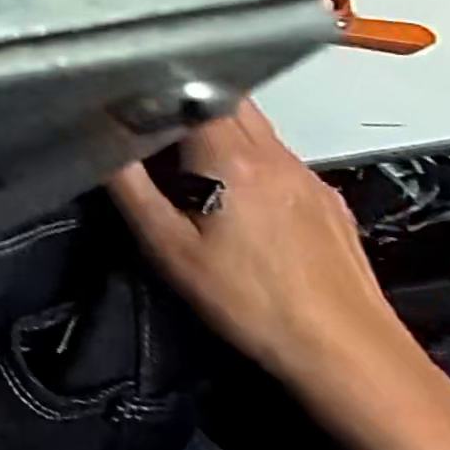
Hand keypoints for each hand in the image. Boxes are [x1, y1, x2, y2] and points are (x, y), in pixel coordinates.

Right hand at [110, 103, 449, 449]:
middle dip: (186, 103)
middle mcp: (275, 155)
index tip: (131, 110)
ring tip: (188, 167)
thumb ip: (128, 187)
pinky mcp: (327, 198)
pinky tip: (234, 199)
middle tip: (154, 133)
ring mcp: (307, 175)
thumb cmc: (249, 301)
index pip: (192, 92)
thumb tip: (101, 144)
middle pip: (227, 98)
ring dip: (217, 130)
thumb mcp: (166, 245)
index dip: (156, 93)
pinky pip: (277, 155)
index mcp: (232, 159)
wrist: (348, 356)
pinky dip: (246, 158)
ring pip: (254, 125)